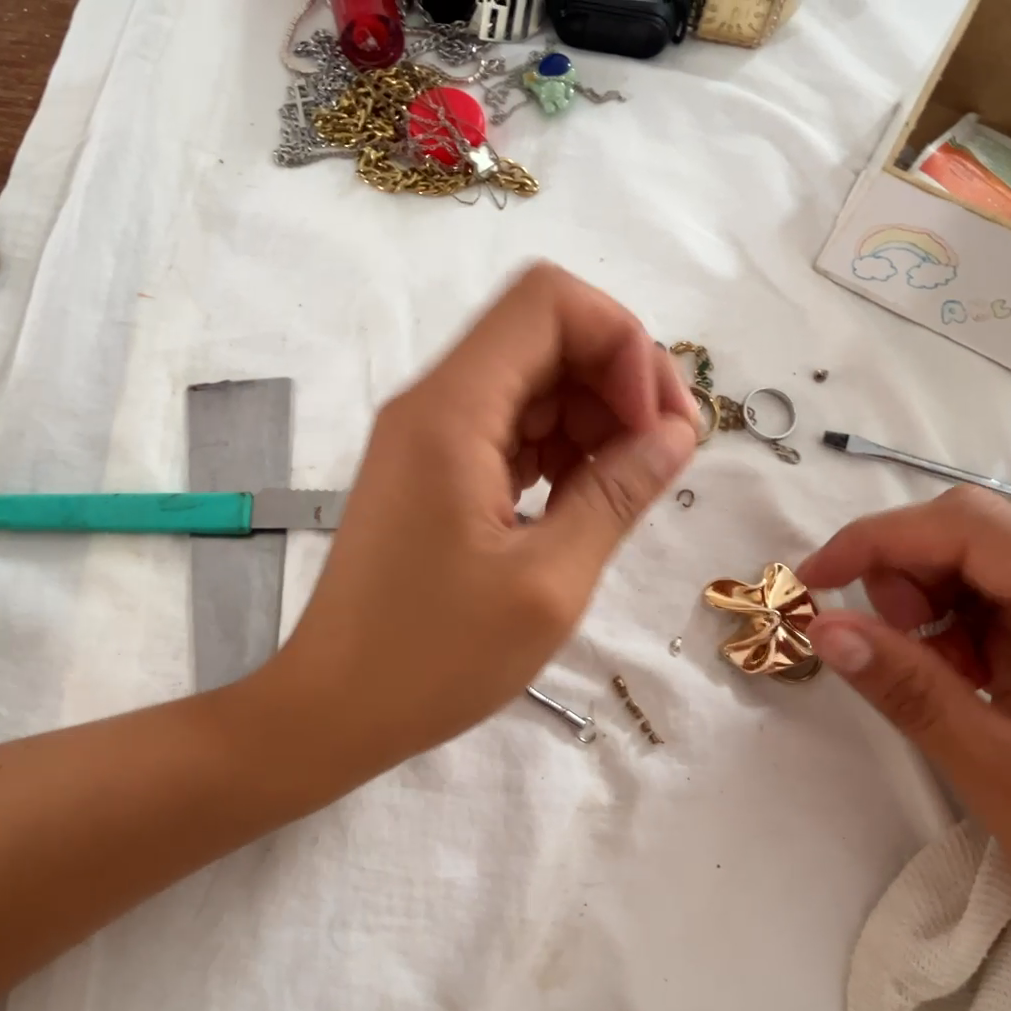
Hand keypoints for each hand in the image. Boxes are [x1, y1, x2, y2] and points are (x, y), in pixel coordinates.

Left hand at [268, 264, 696, 760]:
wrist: (332, 709)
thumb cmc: (434, 658)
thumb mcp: (548, 583)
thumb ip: (618, 493)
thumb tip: (677, 433)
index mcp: (451, 411)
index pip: (549, 302)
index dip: (622, 343)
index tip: (656, 426)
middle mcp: (433, 403)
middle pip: (544, 335)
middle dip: (617, 380)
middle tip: (660, 459)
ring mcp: (427, 436)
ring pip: (532, 380)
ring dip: (592, 418)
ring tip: (626, 489)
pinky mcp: (430, 471)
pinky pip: (508, 427)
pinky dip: (558, 448)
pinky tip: (583, 500)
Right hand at [795, 488, 1010, 987]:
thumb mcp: (1000, 777)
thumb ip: (910, 690)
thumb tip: (824, 627)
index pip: (976, 529)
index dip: (881, 539)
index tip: (814, 580)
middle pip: (982, 535)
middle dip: (906, 571)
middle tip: (878, 644)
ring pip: (987, 567)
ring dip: (930, 602)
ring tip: (924, 674)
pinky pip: (1006, 608)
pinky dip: (958, 631)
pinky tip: (956, 683)